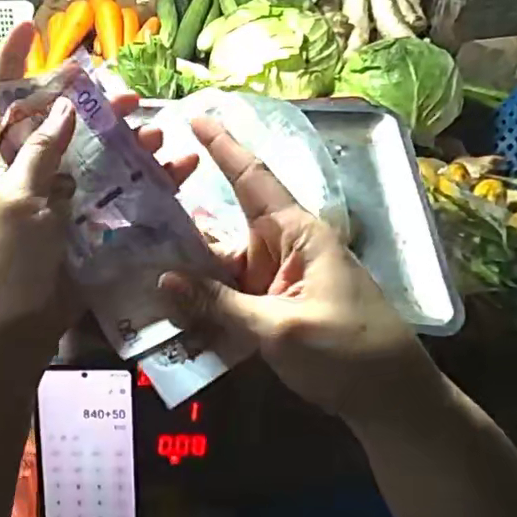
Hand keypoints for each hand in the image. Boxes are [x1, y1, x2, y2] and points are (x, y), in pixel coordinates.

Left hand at [0, 23, 199, 359]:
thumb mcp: (18, 203)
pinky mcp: (92, 231)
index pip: (6, 105)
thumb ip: (41, 155)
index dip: (15, 65)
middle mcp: (35, 179)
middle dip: (100, 109)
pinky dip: (150, 183)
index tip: (31, 26)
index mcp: (5, 167)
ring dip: (133, 145)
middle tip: (133, 99)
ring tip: (163, 135)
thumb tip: (67, 108)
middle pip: (70, 131)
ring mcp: (66, 205)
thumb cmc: (8, 264)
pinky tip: (180, 170)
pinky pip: (123, 198)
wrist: (17, 331)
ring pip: (103, 163)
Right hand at [159, 117, 432, 423]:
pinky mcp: (266, 307)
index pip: (252, 177)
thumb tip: (162, 280)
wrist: (390, 400)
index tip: (193, 116)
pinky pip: (222, 295)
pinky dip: (196, 300)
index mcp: (294, 233)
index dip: (223, 146)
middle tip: (125, 215)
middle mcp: (277, 248)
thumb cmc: (349, 351)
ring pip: (215, 265)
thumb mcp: (280, 329)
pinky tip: (161, 307)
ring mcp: (270, 280)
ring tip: (130, 267)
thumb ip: (219, 304)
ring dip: (180, 270)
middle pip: (217, 227)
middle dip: (176, 224)